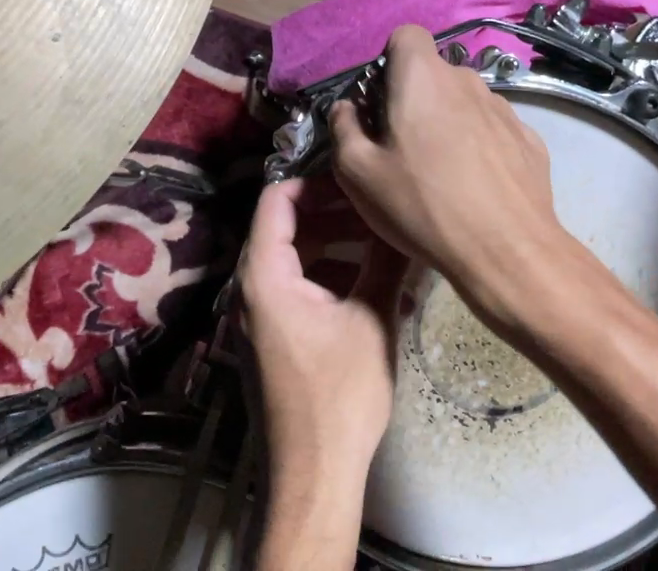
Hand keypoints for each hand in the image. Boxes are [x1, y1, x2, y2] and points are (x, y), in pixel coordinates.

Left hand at [239, 177, 407, 489]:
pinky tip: (371, 288)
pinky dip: (329, 279)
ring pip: (294, 261)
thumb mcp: (372, 319)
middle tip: (377, 211)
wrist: (313, 474)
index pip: (277, 200)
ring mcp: (258, 316)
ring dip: (335, 248)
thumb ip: (386, 262)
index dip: (316, 182)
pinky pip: (296, 289)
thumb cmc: (341, 395)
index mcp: (265, 276)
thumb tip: (406, 222)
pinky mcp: (272, 339)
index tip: (357, 182)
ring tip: (381, 245)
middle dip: (333, 215)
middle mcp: (251, 289)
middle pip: (286, 228)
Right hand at [329, 25, 570, 330]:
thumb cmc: (423, 207)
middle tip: (400, 147)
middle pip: (433, 73)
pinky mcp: (529, 139)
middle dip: (414, 98)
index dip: (388, 60)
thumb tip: (346, 108)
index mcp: (422, 77)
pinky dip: (478, 146)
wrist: (508, 251)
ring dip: (447, 122)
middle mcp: (467, 81)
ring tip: (439, 173)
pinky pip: (491, 130)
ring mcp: (504, 109)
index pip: (406, 35)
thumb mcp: (358, 174)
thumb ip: (343, 129)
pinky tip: (473, 187)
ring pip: (463, 102)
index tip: (379, 102)